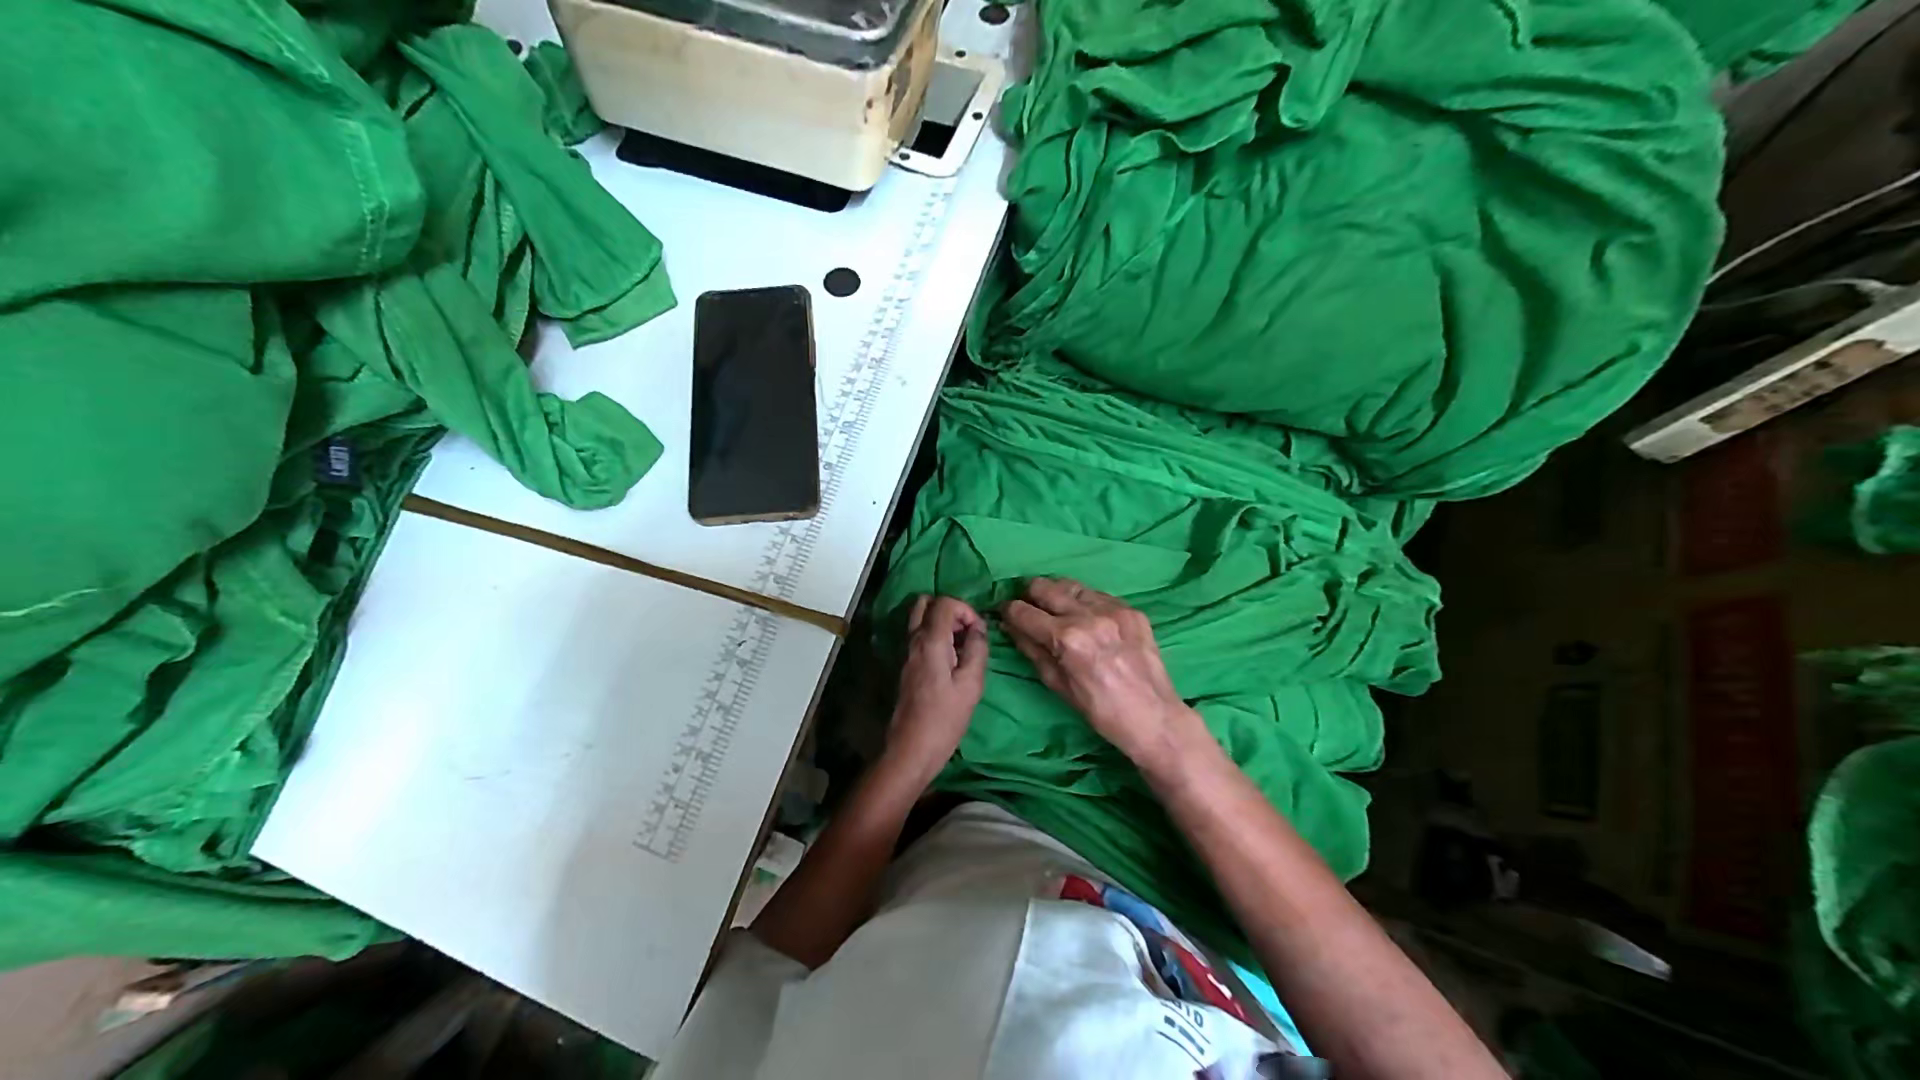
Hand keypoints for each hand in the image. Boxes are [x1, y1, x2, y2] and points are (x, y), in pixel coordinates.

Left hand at [886, 594, 987, 784]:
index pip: (945, 602)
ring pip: (920, 618)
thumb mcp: (971, 684)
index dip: (967, 610)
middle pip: (927, 603)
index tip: (979, 633)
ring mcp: (907, 652)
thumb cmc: (945, 719)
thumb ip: (977, 650)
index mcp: (930, 641)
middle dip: (951, 610)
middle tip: (968, 633)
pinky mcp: (906, 665)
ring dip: (942, 623)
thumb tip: (978, 630)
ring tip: (962, 647)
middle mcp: (914, 640)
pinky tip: (951, 660)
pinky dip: (935, 636)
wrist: (911, 748)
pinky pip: (919, 636)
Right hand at [1001, 578, 1208, 777]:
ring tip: (1055, 607)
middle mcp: (1089, 616)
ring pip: (1072, 585)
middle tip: (1028, 606)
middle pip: (1045, 587)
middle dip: (1030, 594)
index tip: (1004, 612)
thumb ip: (1032, 650)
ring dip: (1057, 594)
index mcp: (1067, 638)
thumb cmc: (1101, 711)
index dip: (1009, 611)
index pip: (1024, 612)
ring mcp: (1113, 609)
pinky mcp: (1132, 610)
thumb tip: (1011, 628)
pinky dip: (1085, 601)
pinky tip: (1085, 616)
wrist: (1154, 717)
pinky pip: (1098, 595)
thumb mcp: (1058, 685)